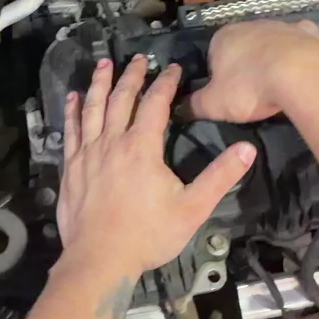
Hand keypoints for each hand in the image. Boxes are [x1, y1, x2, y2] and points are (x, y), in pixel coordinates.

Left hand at [56, 55, 255, 278]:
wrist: (100, 260)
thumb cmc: (148, 235)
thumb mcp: (193, 208)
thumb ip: (220, 176)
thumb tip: (247, 149)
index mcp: (142, 147)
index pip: (155, 104)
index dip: (165, 83)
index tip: (172, 68)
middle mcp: (113, 142)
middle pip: (121, 98)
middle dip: (132, 75)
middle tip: (139, 59)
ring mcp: (88, 154)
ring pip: (93, 108)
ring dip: (100, 84)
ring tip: (105, 64)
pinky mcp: (71, 168)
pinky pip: (71, 131)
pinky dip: (72, 112)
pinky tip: (71, 98)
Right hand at [188, 20, 318, 123]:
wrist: (302, 75)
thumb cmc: (251, 87)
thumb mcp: (214, 104)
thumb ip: (195, 105)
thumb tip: (181, 109)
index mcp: (223, 37)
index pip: (213, 55)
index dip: (218, 76)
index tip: (227, 94)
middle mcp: (251, 25)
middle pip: (243, 47)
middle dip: (246, 66)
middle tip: (252, 93)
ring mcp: (281, 25)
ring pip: (271, 43)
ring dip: (272, 60)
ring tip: (278, 86)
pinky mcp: (308, 32)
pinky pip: (299, 44)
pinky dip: (298, 55)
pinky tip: (301, 73)